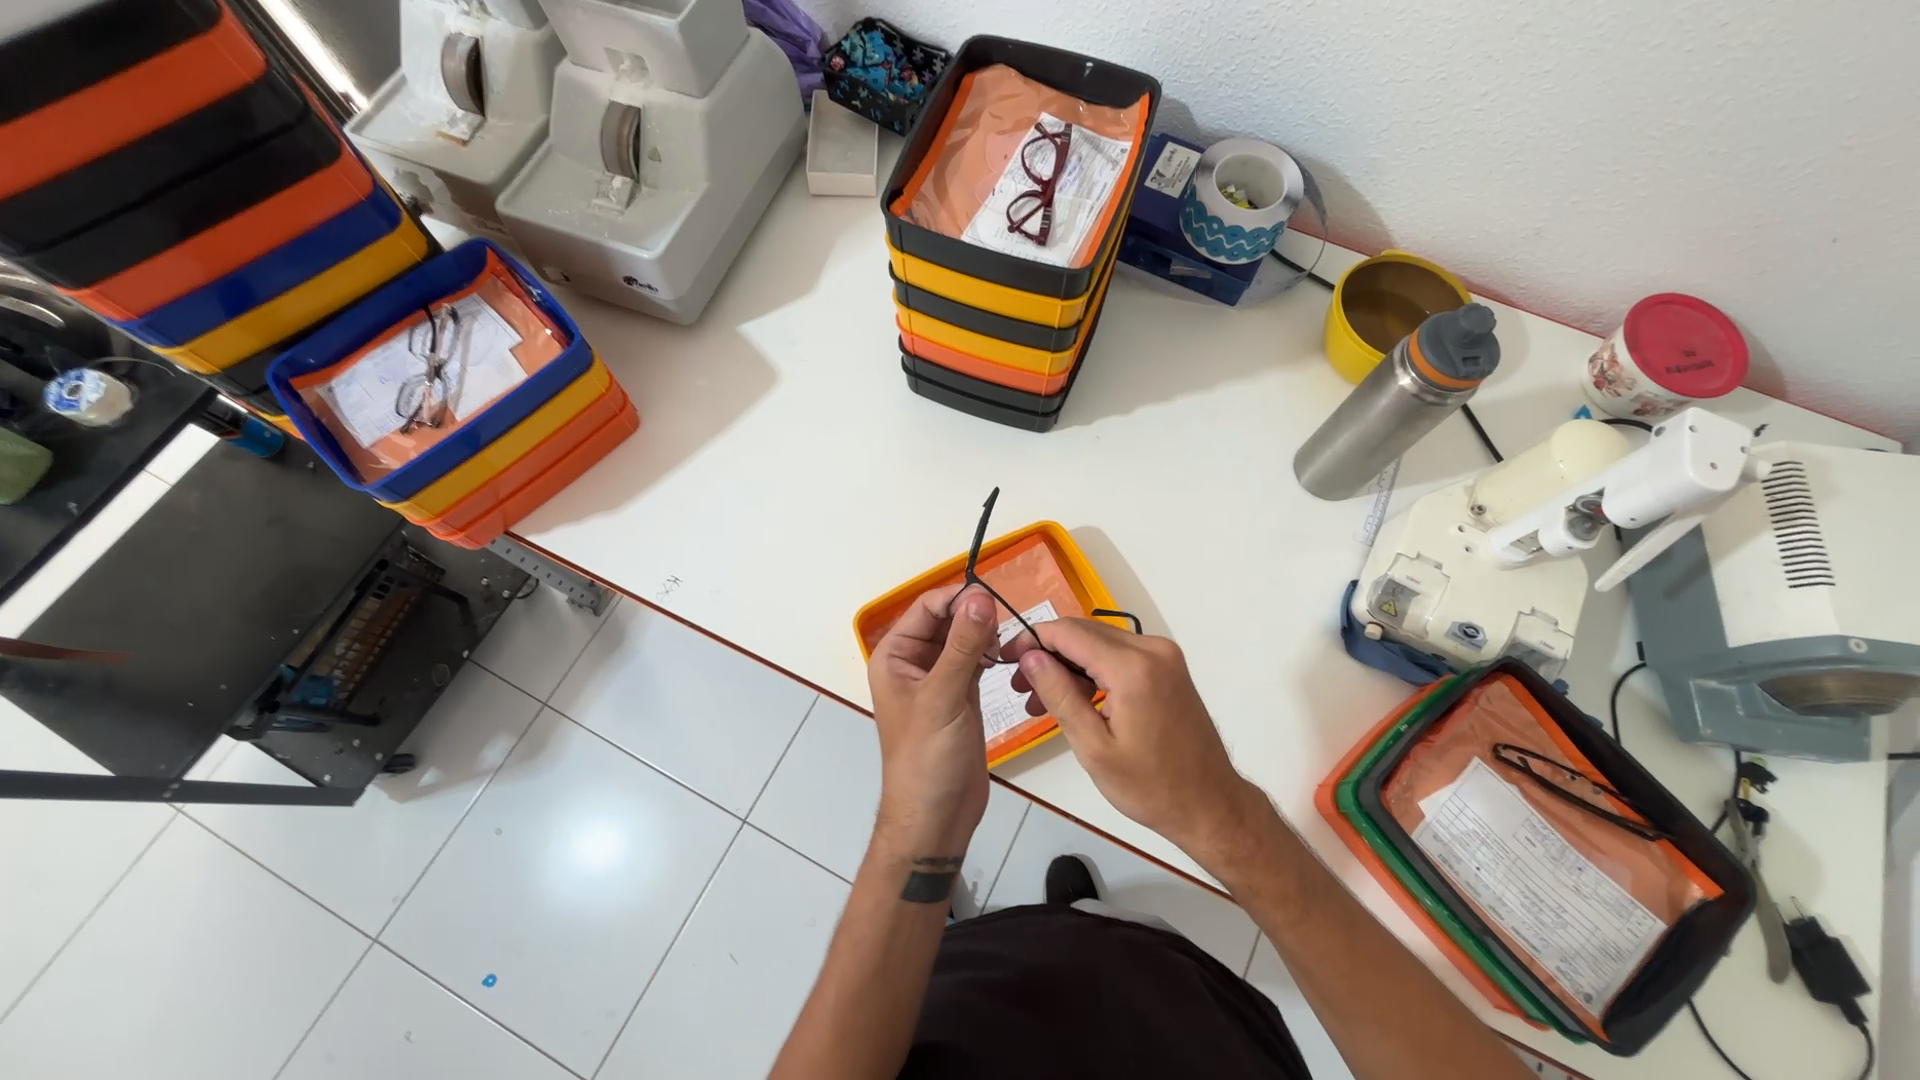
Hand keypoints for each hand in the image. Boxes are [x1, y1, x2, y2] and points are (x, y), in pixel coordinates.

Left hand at [866, 584, 998, 854]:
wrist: (936, 817)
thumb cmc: (927, 758)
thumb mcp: (943, 698)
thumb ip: (962, 646)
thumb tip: (980, 597)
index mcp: (895, 656)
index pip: (926, 608)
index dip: (957, 598)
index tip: (994, 599)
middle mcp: (914, 662)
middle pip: (946, 620)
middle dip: (974, 615)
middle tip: (1009, 622)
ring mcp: (939, 679)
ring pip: (963, 639)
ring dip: (985, 634)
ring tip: (1011, 642)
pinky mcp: (961, 696)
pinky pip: (975, 661)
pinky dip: (991, 654)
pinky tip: (1009, 657)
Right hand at [1003, 620, 1270, 856]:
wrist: (1210, 805)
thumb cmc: (1149, 786)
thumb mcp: (1093, 747)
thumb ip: (1059, 694)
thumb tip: (1029, 656)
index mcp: (1133, 667)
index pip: (1067, 632)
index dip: (1031, 640)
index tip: (1006, 660)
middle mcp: (1151, 649)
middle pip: (1083, 632)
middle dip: (1046, 654)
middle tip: (1019, 688)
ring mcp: (1164, 655)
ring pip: (1099, 643)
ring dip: (1067, 664)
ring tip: (1039, 701)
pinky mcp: (1168, 666)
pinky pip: (1118, 655)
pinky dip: (1092, 670)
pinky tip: (1073, 700)